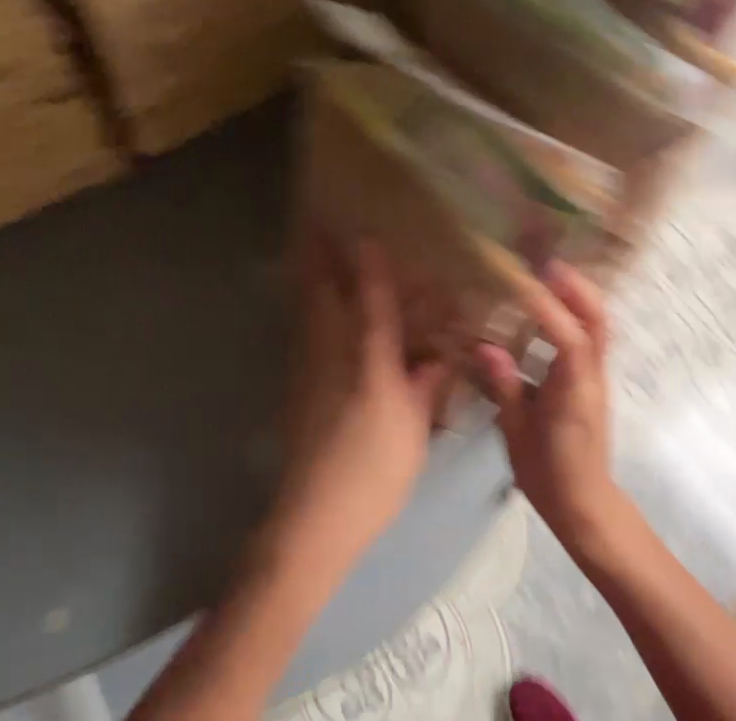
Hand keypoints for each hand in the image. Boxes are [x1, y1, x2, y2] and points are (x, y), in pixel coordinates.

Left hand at [270, 236, 452, 565]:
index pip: (370, 296)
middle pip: (321, 291)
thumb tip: (439, 356)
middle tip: (317, 221)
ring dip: (311, 278)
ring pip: (307, 310)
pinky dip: (311, 310)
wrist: (316, 515)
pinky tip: (318, 313)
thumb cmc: (374, 467)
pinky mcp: (297, 389)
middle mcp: (332, 352)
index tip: (366, 228)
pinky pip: (305, 333)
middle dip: (319, 255)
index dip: (370, 261)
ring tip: (314, 251)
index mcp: (367, 357)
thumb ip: (426, 382)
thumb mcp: (414, 423)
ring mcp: (307, 369)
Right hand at [478, 263, 625, 547]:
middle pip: (598, 320)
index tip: (525, 279)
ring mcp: (594, 378)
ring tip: (542, 274)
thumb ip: (506, 388)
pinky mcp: (588, 382)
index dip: (551, 308)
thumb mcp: (517, 435)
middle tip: (542, 262)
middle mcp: (591, 377)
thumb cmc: (549, 476)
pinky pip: (586, 338)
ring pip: (597, 325)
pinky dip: (571, 315)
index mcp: (575, 392)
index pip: (571, 339)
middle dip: (576, 287)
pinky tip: (542, 311)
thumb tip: (486, 347)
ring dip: (576, 296)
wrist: (584, 505)